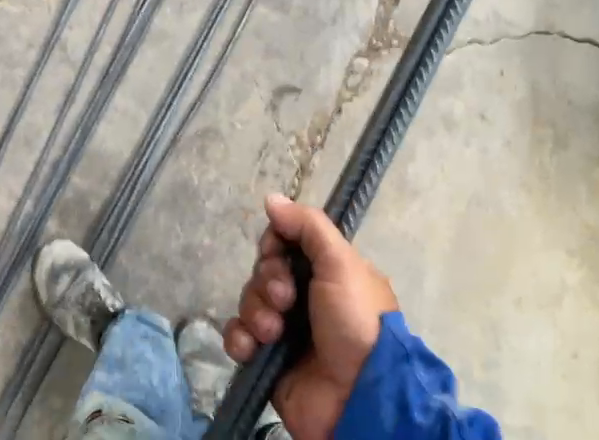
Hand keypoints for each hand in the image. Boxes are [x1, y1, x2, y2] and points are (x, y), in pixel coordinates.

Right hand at [224, 194, 398, 439]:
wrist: (359, 400)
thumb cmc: (356, 323)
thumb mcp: (342, 264)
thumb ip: (308, 227)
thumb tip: (271, 199)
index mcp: (326, 273)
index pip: (284, 243)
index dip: (274, 245)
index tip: (278, 253)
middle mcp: (305, 298)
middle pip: (264, 270)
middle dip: (267, 281)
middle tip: (285, 300)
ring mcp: (285, 331)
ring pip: (249, 301)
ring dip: (256, 311)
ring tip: (273, 332)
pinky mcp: (267, 361)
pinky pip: (239, 337)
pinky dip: (240, 339)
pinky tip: (252, 347)